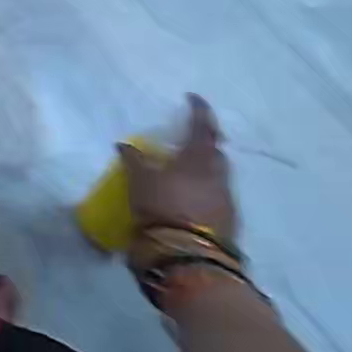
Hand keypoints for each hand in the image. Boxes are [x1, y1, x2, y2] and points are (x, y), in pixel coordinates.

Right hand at [120, 94, 236, 241]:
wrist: (187, 253)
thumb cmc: (162, 205)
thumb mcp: (139, 180)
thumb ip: (134, 160)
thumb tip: (126, 145)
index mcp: (199, 161)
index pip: (203, 130)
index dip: (200, 112)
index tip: (194, 98)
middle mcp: (218, 176)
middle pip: (214, 152)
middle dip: (203, 141)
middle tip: (187, 135)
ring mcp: (225, 198)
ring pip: (215, 173)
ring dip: (201, 164)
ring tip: (181, 164)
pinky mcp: (224, 216)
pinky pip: (213, 190)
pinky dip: (200, 184)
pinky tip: (185, 190)